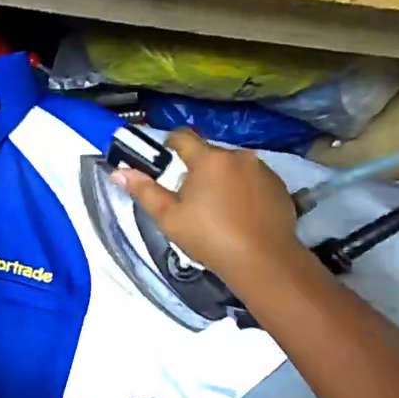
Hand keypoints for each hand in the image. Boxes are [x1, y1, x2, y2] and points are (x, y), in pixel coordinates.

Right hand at [113, 129, 308, 286]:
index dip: (171, 143)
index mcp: (208, 160)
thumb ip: (145, 192)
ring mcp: (263, 170)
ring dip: (223, 181)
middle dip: (198, 172)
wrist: (262, 260)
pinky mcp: (279, 187)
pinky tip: (241, 217)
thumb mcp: (169, 218)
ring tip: (219, 212)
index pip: (184, 137)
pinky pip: (254, 182)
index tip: (165, 157)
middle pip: (210, 156)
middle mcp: (238, 156)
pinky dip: (245, 193)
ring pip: (234, 169)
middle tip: (191, 201)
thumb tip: (119, 172)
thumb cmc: (209, 238)